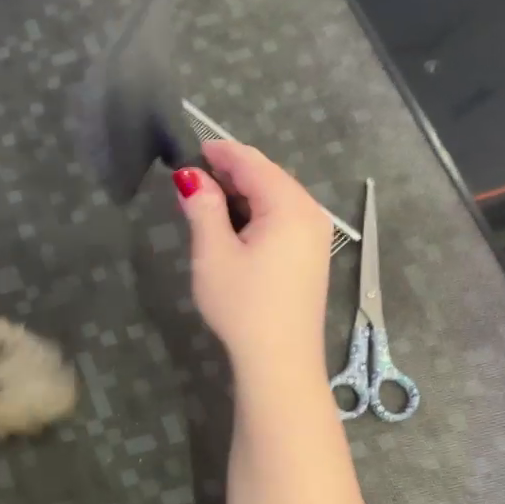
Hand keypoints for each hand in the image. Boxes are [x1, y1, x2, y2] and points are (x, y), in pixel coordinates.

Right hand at [173, 141, 335, 381]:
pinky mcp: (310, 254)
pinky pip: (282, 217)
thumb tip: (190, 177)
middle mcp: (309, 212)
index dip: (222, 152)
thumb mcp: (213, 255)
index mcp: (287, 205)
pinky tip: (235, 224)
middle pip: (269, 177)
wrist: (279, 356)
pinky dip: (256, 211)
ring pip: (276, 198)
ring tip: (208, 197)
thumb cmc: (242, 304)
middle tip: (194, 173)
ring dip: (243, 192)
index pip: (253, 163)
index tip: (193, 147)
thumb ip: (203, 210)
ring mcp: (314, 234)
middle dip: (233, 171)